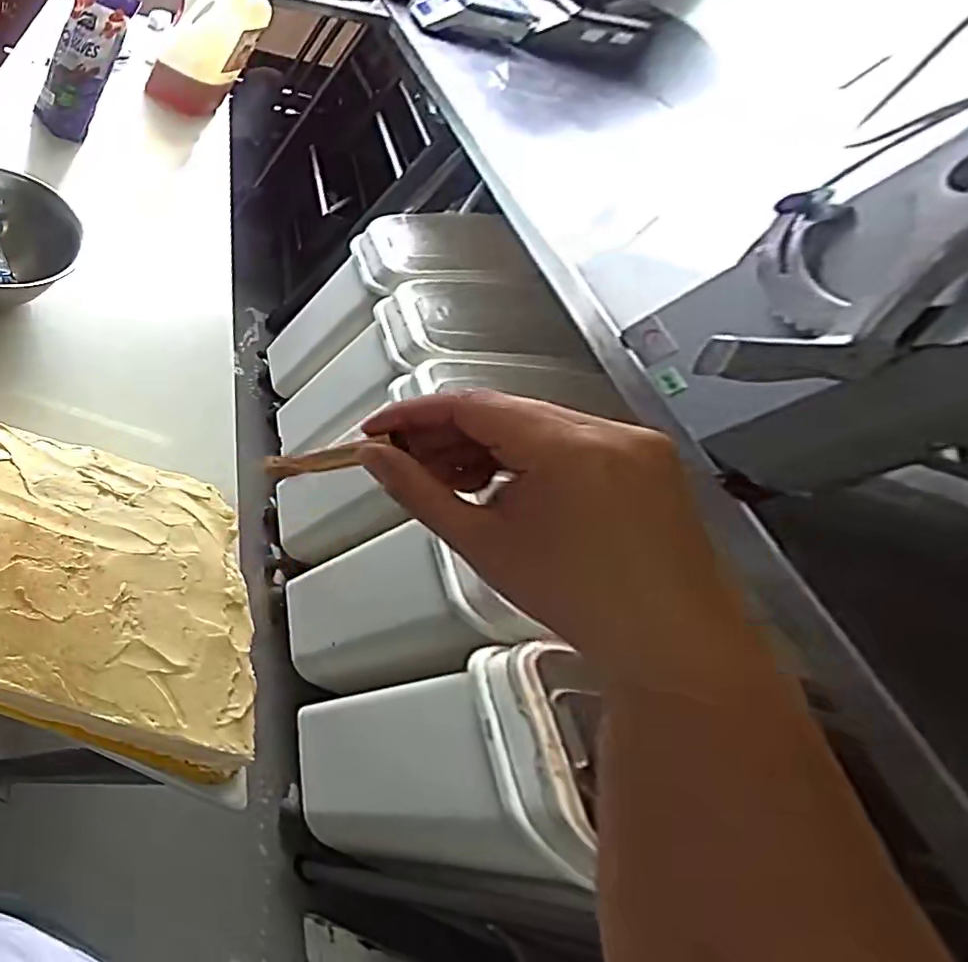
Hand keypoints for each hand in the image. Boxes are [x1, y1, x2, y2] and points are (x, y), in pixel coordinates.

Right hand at [356, 390, 768, 694]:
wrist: (675, 647)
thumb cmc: (583, 599)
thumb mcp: (477, 539)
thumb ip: (414, 488)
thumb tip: (375, 456)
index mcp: (569, 447)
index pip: (469, 405)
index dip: (411, 414)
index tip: (378, 429)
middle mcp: (608, 433)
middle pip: (498, 410)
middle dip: (441, 433)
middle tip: (401, 459)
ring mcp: (632, 445)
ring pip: (527, 423)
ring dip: (477, 445)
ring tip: (445, 482)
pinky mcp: (643, 462)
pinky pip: (561, 440)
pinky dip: (516, 456)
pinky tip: (491, 487)